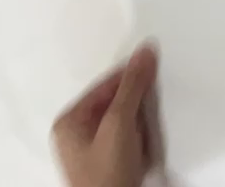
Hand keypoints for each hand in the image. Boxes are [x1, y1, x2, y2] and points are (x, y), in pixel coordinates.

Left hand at [54, 45, 159, 186]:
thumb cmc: (108, 174)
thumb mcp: (120, 124)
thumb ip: (133, 86)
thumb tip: (145, 50)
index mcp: (69, 120)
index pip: (108, 82)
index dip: (132, 78)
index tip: (155, 73)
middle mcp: (76, 131)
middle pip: (116, 99)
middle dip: (136, 104)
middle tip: (147, 113)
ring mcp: (91, 148)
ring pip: (125, 117)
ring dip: (140, 121)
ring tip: (144, 135)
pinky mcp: (107, 160)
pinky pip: (128, 135)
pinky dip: (140, 136)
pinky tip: (143, 146)